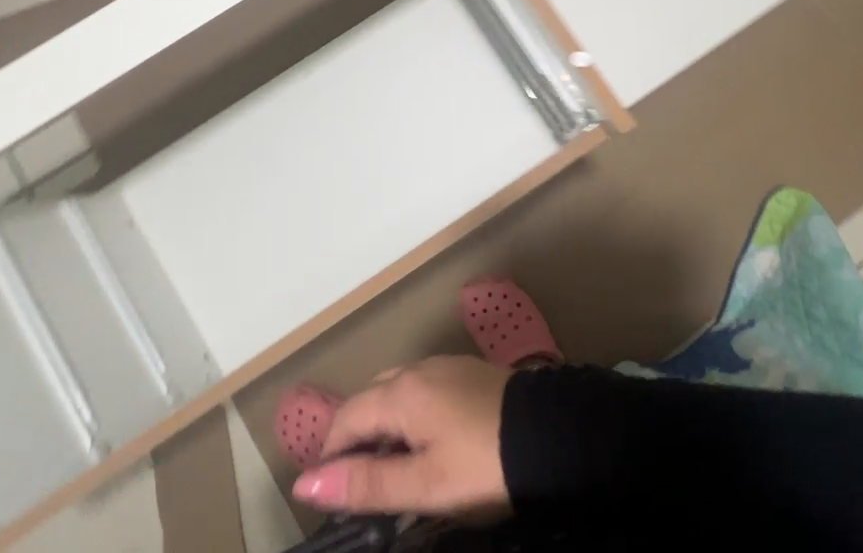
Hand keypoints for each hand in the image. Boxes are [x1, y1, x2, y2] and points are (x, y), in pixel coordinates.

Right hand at [293, 356, 511, 516]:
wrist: (557, 436)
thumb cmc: (485, 465)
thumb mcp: (424, 485)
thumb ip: (366, 483)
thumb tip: (304, 485)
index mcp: (401, 392)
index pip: (345, 419)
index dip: (330, 457)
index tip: (333, 495)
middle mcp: (420, 368)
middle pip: (369, 398)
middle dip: (356, 437)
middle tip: (362, 484)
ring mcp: (449, 366)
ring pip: (398, 389)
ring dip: (385, 423)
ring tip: (393, 467)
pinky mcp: (472, 373)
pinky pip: (425, 387)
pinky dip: (412, 413)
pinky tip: (428, 441)